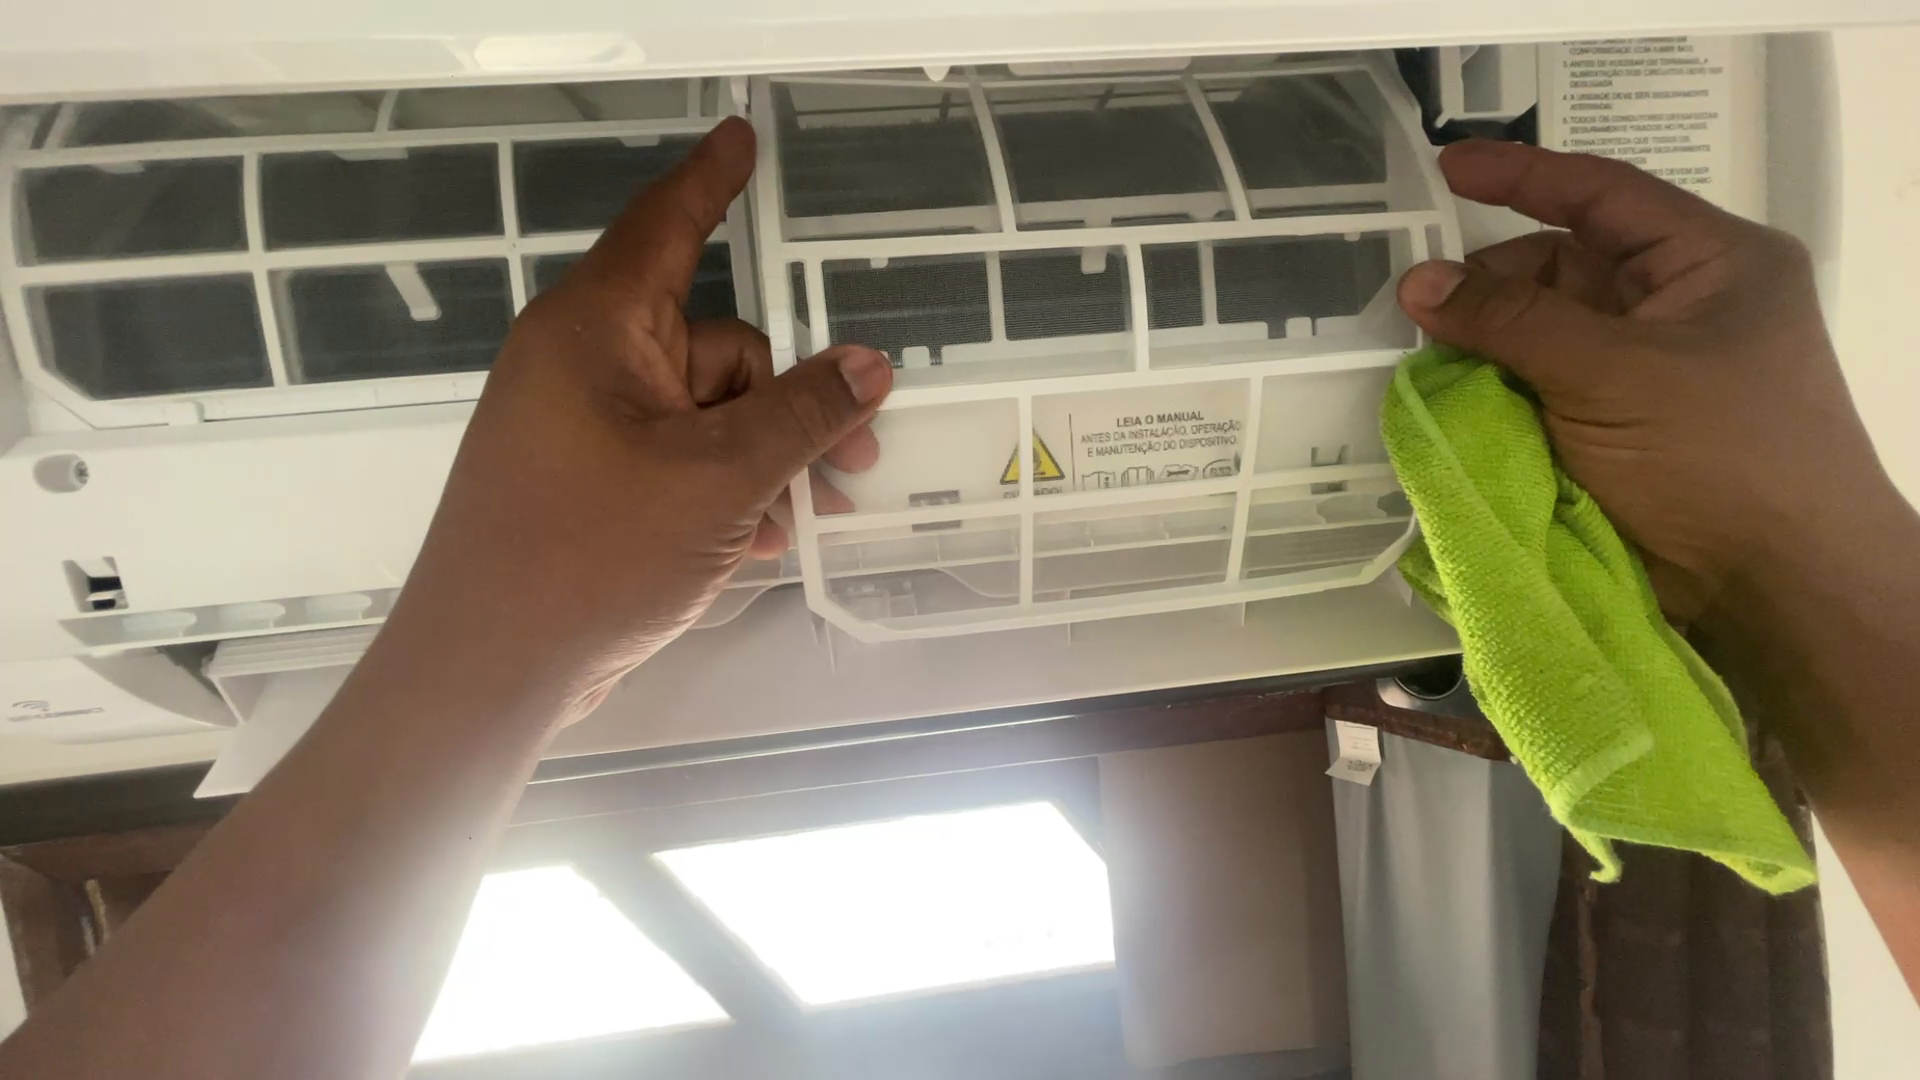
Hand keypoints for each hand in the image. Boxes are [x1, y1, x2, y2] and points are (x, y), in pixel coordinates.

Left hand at [381, 117, 892, 719]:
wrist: (495, 667)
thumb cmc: (597, 553)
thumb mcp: (721, 477)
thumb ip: (803, 414)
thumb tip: (871, 365)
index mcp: (600, 331)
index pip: (667, 226)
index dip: (713, 179)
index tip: (744, 135)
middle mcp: (593, 366)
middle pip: (723, 353)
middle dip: (793, 406)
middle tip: (855, 463)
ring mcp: (595, 429)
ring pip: (715, 418)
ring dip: (769, 462)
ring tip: (805, 520)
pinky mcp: (600, 483)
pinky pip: (687, 462)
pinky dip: (731, 492)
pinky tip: (759, 542)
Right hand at [1395, 140, 1895, 624]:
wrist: (1759, 578)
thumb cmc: (1715, 452)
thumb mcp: (1610, 371)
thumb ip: (1508, 322)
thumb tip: (1416, 282)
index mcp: (1703, 265)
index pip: (1600, 196)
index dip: (1521, 176)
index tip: (1444, 170)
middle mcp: (1663, 307)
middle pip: (1552, 269)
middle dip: (1484, 283)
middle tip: (1414, 306)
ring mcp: (1623, 369)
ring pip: (1527, 331)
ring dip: (1475, 341)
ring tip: (1419, 357)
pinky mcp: (1589, 421)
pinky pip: (1519, 384)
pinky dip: (1479, 386)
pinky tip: (1439, 394)